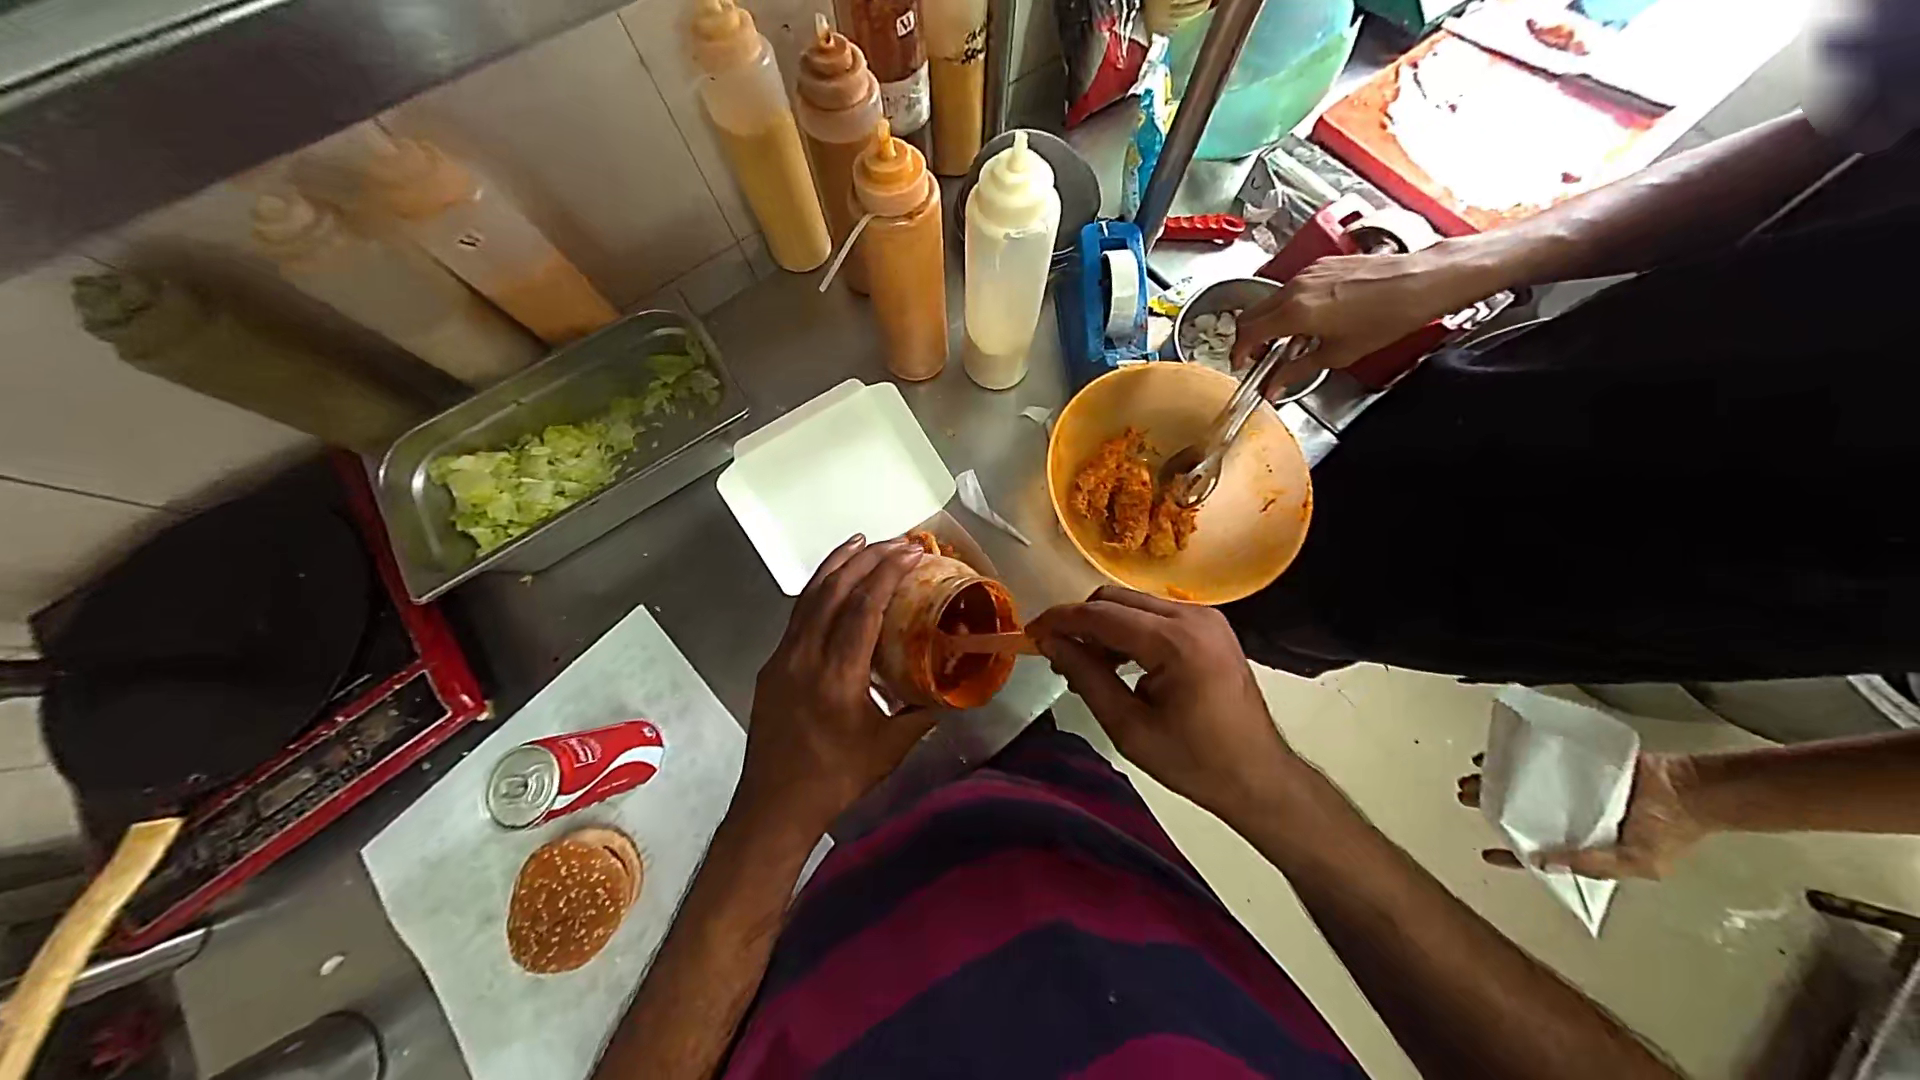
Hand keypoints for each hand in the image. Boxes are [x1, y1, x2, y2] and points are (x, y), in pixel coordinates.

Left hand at [737, 535, 932, 831]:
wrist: (774, 806)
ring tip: (861, 542)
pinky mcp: (772, 666)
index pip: (864, 608)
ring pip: (809, 596)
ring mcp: (783, 658)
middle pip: (835, 591)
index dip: (889, 574)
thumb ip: (921, 713)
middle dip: (867, 558)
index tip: (912, 554)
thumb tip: (949, 691)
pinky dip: (818, 590)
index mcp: (838, 676)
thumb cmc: (835, 779)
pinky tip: (833, 584)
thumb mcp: (888, 748)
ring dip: (837, 564)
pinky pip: (798, 615)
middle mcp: (805, 657)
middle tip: (896, 542)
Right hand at [1027, 587, 1294, 817]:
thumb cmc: (1194, 761)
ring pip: (1132, 603)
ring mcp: (1206, 616)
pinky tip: (1118, 662)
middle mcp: (1192, 616)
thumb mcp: (1128, 726)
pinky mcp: (1210, 625)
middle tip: (1058, 656)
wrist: (1259, 776)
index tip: (1029, 634)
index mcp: (1176, 642)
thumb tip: (1049, 642)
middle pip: (1114, 599)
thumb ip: (1085, 676)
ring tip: (1086, 665)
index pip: (1100, 615)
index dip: (1059, 621)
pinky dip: (1128, 629)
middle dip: (1080, 622)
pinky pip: (1154, 614)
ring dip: (1103, 626)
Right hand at [1230, 245, 1492, 395]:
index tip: (1241, 364)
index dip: (1238, 352)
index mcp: (1294, 312)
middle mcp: (1295, 288)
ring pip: (1269, 301)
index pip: (1247, 332)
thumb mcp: (1337, 354)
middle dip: (1248, 337)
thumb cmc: (1387, 317)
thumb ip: (1296, 370)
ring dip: (1268, 322)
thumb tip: (1274, 386)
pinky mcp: (1322, 265)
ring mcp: (1308, 273)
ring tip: (1287, 341)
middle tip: (1258, 356)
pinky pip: (1290, 289)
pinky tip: (1307, 321)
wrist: (1422, 282)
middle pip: (1251, 314)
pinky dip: (1286, 307)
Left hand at [1458, 753, 1705, 879]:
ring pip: (1515, 786)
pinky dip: (1507, 760)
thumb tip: (1544, 863)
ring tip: (1468, 779)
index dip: (1511, 854)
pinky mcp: (1564, 765)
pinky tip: (1490, 758)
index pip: (1538, 852)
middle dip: (1487, 806)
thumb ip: (1594, 863)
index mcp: (1580, 843)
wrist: (1692, 790)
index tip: (1485, 853)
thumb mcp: (1640, 862)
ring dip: (1489, 782)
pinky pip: (1528, 762)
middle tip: (1462, 798)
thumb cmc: (1670, 831)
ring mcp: (1563, 789)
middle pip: (1517, 812)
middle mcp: (1565, 816)